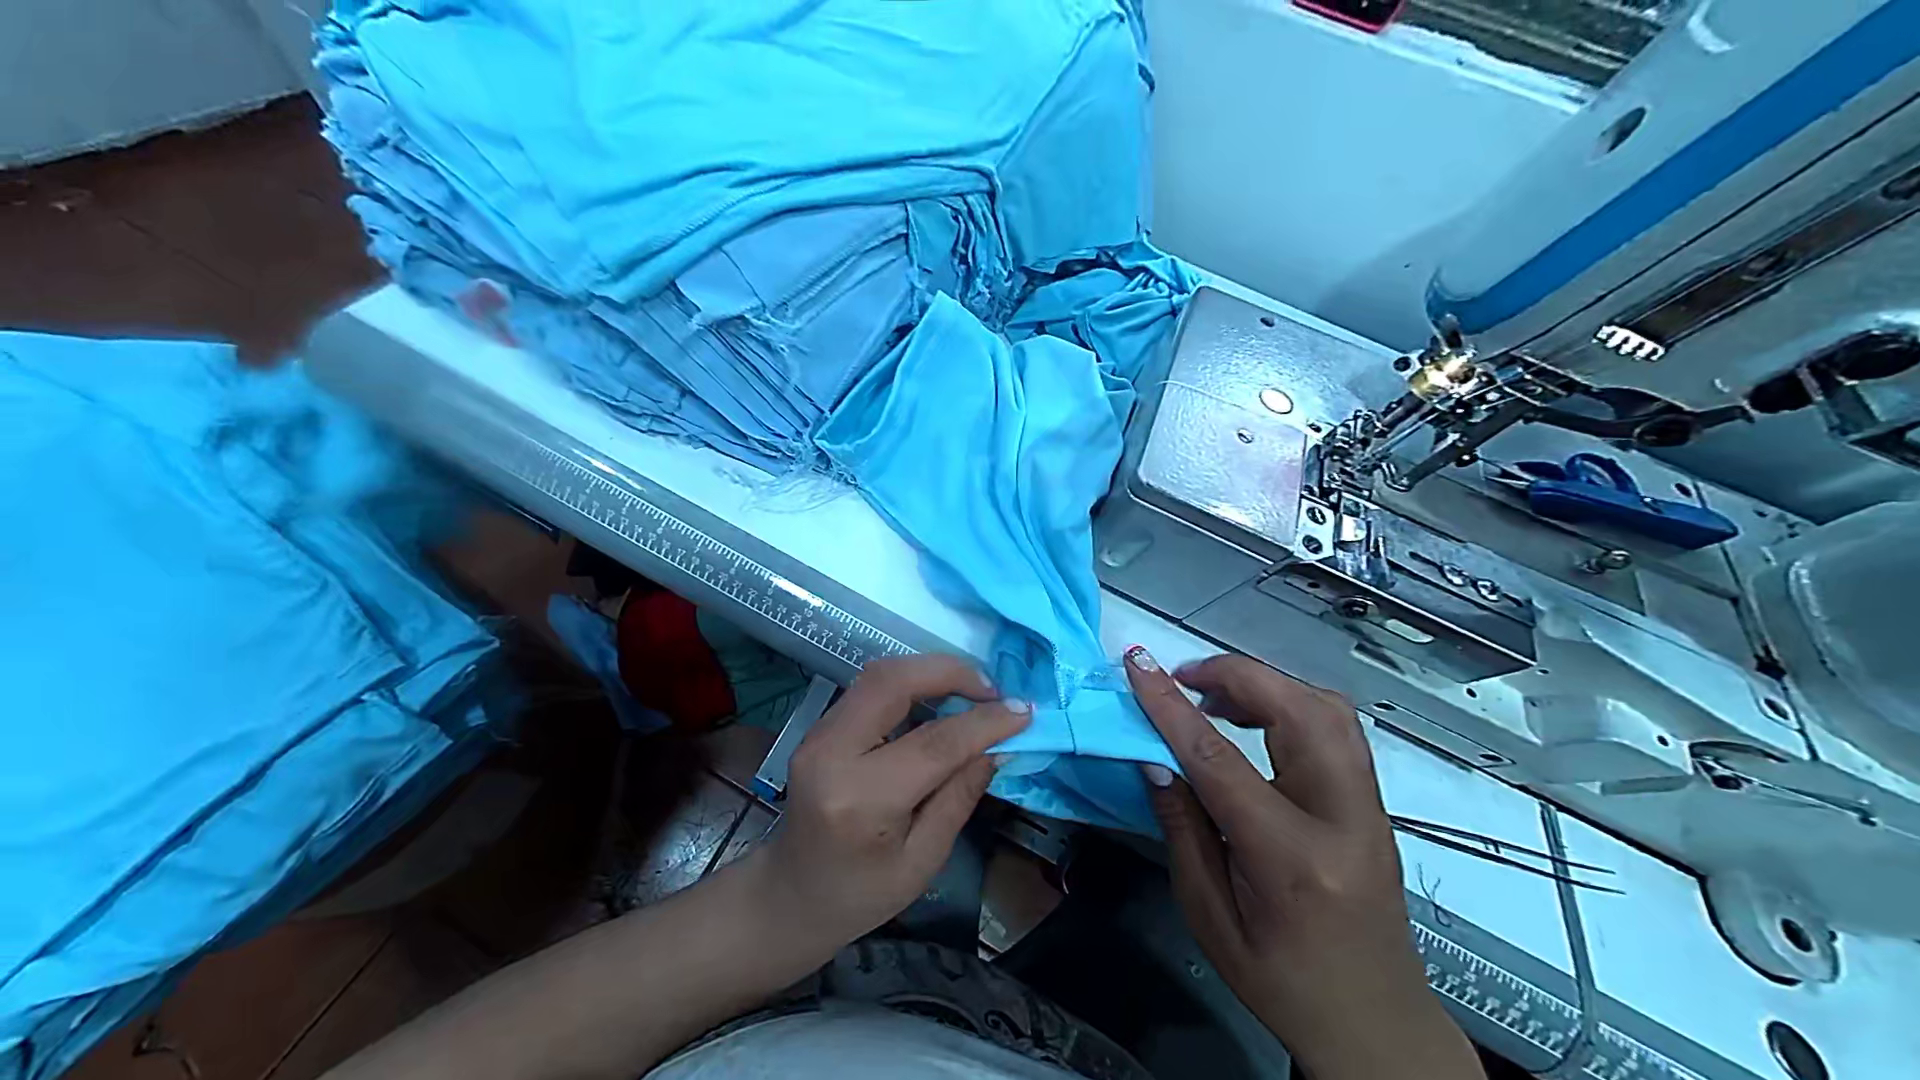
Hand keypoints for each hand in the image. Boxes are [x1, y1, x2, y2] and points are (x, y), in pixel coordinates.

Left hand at [750, 654, 1030, 949]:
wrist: (790, 896)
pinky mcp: (819, 727)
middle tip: (992, 690)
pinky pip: (870, 688)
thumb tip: (998, 743)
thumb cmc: (861, 893)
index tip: (1023, 711)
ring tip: (972, 692)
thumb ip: (960, 795)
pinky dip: (911, 684)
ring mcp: (818, 734)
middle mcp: (831, 754)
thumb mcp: (924, 860)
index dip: (984, 722)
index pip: (933, 743)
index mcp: (860, 800)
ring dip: (931, 672)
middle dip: (950, 672)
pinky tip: (938, 701)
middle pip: (893, 681)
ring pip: (879, 675)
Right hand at [1123, 648, 1482, 1079]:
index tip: (1137, 664)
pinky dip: (1289, 703)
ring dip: (1266, 684)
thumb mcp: (1208, 914)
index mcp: (1292, 857)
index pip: (1220, 758)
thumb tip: (1155, 756)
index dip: (1171, 706)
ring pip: (1326, 708)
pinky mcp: (1374, 802)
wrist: (1374, 1022)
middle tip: (1182, 675)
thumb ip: (1182, 826)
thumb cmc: (1281, 981)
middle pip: (1298, 710)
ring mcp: (1370, 807)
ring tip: (1213, 693)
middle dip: (1234, 675)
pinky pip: (1336, 728)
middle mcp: (1343, 818)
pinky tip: (1253, 718)